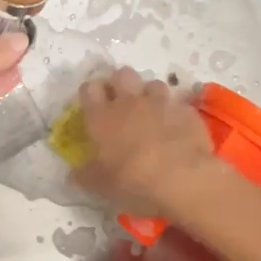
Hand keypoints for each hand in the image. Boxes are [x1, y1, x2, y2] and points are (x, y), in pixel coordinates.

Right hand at [74, 67, 222, 214]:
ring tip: (153, 113)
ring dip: (151, 95)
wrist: (182, 179)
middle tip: (123, 102)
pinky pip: (179, 105)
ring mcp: (160, 103)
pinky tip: (178, 129)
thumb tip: (74, 174)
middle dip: (121, 83)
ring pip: (153, 84)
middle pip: (122, 74)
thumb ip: (86, 175)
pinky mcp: (186, 112)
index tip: (93, 104)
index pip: (89, 88)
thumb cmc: (133, 181)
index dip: (91, 93)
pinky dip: (176, 114)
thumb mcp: (101, 186)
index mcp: (102, 117)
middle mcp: (129, 102)